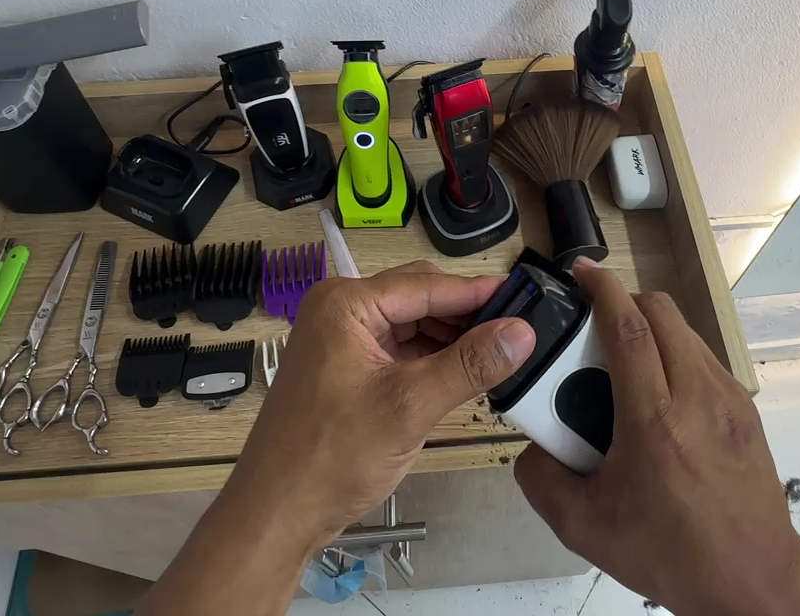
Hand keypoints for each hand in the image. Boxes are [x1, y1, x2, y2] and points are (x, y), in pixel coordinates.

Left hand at [228, 260, 535, 536]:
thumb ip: (469, 364)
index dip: (477, 292)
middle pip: (419, 298)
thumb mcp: (410, 406)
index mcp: (346, 303)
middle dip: (465, 316)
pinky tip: (462, 373)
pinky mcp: (347, 365)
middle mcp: (341, 309)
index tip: (523, 298)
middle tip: (515, 332)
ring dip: (451, 339)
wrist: (276, 515)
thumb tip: (522, 331)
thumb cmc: (332, 456)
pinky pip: (399, 348)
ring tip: (496, 355)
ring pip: (412, 323)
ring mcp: (342, 338)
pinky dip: (431, 358)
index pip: (426, 284)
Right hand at [513, 262, 799, 615]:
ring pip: (684, 329)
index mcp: (653, 422)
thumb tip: (533, 442)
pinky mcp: (746, 406)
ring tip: (625, 359)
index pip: (627, 330)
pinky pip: (702, 355)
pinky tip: (659, 390)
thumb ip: (541, 479)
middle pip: (660, 312)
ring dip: (650, 325)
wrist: (754, 581)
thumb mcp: (584, 528)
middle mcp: (696, 397)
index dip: (602, 290)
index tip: (583, 270)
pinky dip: (674, 351)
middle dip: (624, 299)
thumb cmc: (668, 553)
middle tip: (596, 320)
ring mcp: (728, 398)